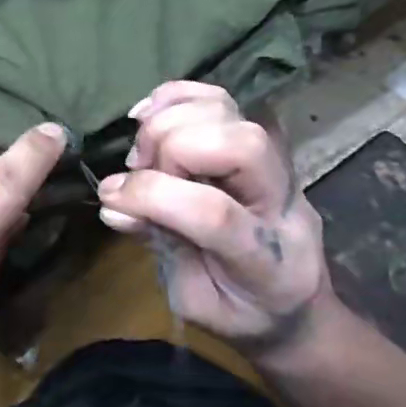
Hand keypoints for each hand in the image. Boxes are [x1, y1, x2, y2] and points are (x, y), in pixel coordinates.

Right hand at [95, 81, 332, 356]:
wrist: (294, 303)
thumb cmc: (239, 310)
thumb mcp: (195, 301)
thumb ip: (161, 251)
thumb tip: (113, 205)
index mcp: (269, 260)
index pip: (215, 212)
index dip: (153, 196)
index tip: (111, 199)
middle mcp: (284, 201)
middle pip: (236, 144)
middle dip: (168, 151)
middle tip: (140, 173)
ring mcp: (277, 164)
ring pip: (225, 111)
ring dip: (167, 123)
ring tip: (144, 155)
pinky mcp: (258, 139)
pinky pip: (217, 96)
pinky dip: (174, 96)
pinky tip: (145, 117)